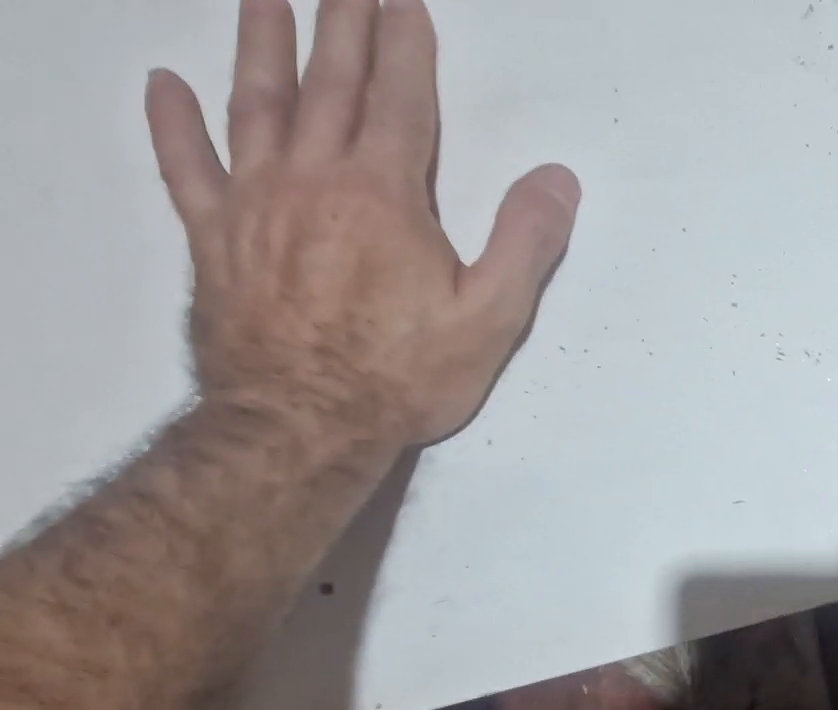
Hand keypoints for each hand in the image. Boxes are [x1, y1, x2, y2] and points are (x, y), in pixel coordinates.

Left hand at [144, 0, 580, 446]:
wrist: (305, 424)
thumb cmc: (407, 374)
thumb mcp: (493, 317)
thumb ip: (526, 243)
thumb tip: (557, 178)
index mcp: (384, 197)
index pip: (399, 102)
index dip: (404, 46)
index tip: (404, 0)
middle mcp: (313, 181)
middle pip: (328, 85)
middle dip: (341, 24)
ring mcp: (254, 205)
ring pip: (255, 105)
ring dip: (260, 44)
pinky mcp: (214, 240)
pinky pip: (186, 168)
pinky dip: (173, 124)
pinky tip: (165, 86)